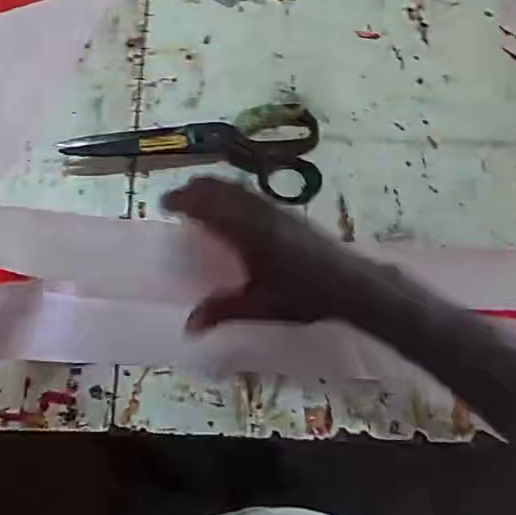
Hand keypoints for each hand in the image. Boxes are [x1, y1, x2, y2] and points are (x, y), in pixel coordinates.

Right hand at [162, 177, 398, 330]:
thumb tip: (189, 327)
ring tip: (199, 195)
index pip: (207, 206)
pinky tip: (233, 206)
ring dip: (214, 188)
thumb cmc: (304, 297)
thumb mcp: (260, 307)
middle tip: (177, 198)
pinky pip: (251, 193)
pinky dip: (232, 192)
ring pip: (237, 187)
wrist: (350, 284)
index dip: (183, 201)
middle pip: (221, 189)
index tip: (164, 203)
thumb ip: (223, 311)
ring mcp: (275, 210)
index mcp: (247, 232)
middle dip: (195, 189)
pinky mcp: (287, 213)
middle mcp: (259, 214)